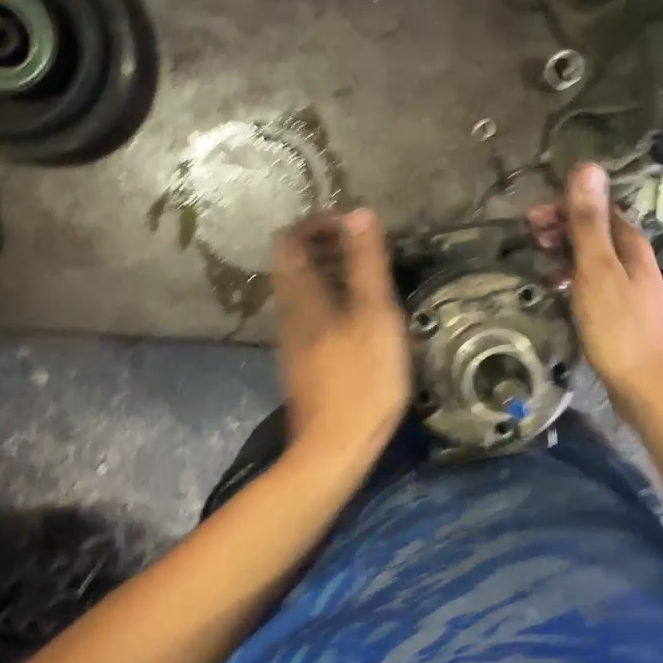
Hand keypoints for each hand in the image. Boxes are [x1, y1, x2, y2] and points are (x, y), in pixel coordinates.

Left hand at [272, 209, 411, 470]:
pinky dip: (332, 304)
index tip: (357, 228)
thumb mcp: (374, 316)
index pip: (292, 239)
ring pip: (303, 292)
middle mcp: (289, 312)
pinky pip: (311, 317)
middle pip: (294, 264)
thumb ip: (366, 264)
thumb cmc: (362, 381)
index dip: (320, 223)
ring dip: (331, 276)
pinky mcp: (302, 364)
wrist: (333, 448)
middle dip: (327, 247)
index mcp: (302, 295)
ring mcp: (292, 341)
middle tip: (368, 252)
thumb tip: (359, 213)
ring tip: (370, 284)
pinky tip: (361, 323)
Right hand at [529, 164, 662, 419]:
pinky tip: (559, 295)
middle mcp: (635, 261)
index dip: (565, 206)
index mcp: (631, 245)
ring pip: (595, 260)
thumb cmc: (619, 329)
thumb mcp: (597, 271)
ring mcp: (632, 289)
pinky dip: (574, 282)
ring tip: (540, 267)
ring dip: (566, 256)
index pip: (598, 208)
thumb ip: (589, 222)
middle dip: (563, 229)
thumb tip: (587, 166)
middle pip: (597, 232)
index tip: (532, 221)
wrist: (649, 388)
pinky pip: (595, 286)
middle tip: (531, 240)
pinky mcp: (624, 315)